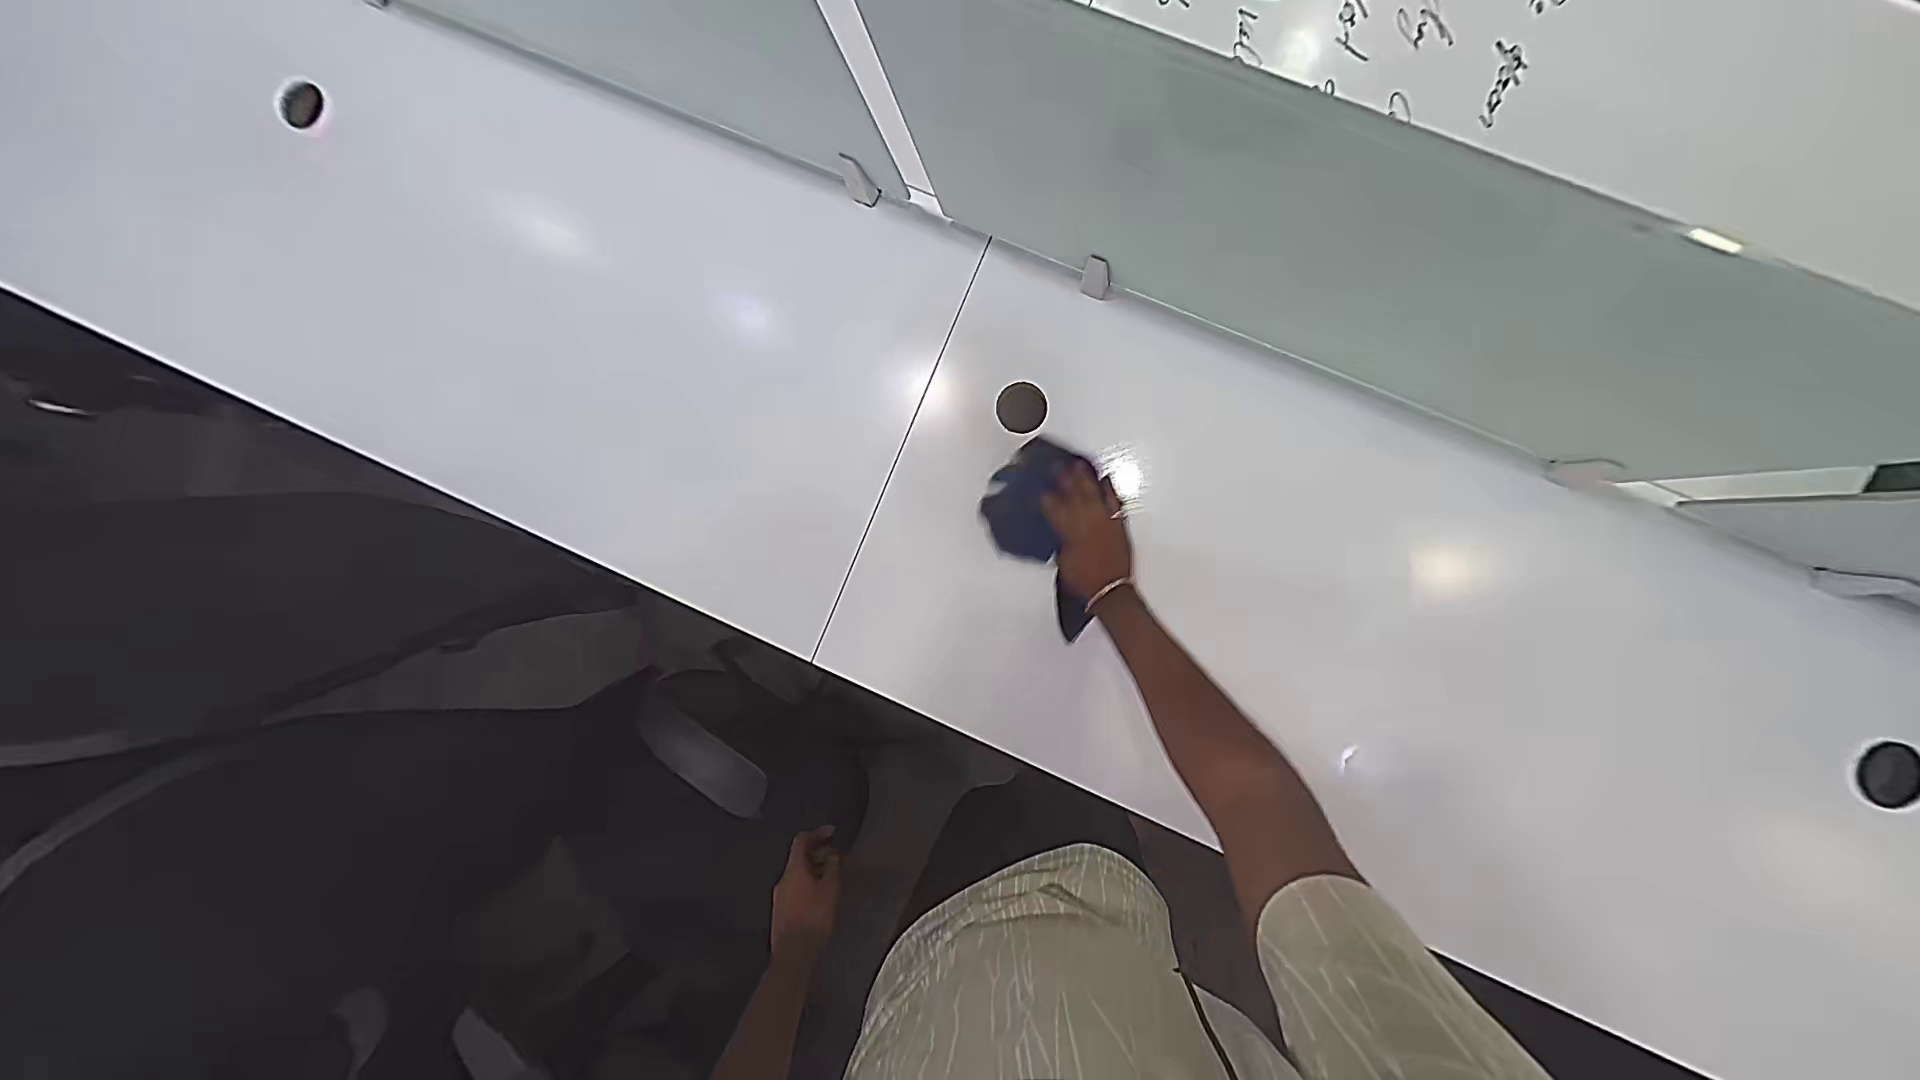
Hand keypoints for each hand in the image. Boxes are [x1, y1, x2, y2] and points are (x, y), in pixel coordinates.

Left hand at [769, 826, 841, 961]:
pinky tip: (820, 896)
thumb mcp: (830, 887)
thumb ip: (832, 865)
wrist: (793, 955)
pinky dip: (808, 884)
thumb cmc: (814, 917)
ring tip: (831, 876)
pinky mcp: (780, 913)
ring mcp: (779, 898)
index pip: (801, 840)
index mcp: (793, 869)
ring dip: (813, 870)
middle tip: (835, 856)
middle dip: (818, 853)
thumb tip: (831, 853)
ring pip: (797, 875)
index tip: (832, 833)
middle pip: (798, 857)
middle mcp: (782, 880)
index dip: (817, 833)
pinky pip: (795, 889)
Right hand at [1041, 462, 1133, 605]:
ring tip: (1078, 465)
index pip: (1054, 507)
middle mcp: (1086, 523)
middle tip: (1057, 466)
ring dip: (1084, 478)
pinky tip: (1105, 480)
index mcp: (1069, 532)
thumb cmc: (1084, 580)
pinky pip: (1113, 502)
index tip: (1041, 487)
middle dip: (1063, 479)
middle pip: (1073, 495)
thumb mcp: (1063, 562)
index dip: (1046, 497)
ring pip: (1092, 494)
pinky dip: (1109, 490)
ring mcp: (1104, 521)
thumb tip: (1061, 535)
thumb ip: (1061, 543)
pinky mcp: (1118, 524)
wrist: (1110, 590)